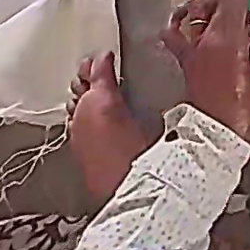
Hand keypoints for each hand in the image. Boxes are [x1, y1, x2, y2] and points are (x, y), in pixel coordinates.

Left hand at [68, 51, 152, 203]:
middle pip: (81, 85)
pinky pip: (75, 122)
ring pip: (75, 104)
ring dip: (83, 95)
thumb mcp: (157, 125)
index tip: (107, 55)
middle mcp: (84, 114)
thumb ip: (162, 108)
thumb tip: (174, 102)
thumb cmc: (141, 158)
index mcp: (103, 101)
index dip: (104, 60)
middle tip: (94, 66)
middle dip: (87, 74)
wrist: (123, 194)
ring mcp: (77, 132)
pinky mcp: (76, 149)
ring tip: (90, 88)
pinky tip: (89, 117)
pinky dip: (81, 114)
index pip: (100, 71)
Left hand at [161, 0, 249, 142]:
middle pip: (219, 5)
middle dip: (235, 4)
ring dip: (210, 8)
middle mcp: (208, 39)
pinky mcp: (186, 60)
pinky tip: (185, 20)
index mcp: (229, 41)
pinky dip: (178, 24)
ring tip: (223, 12)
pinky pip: (175, 35)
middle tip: (249, 12)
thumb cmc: (241, 112)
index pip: (238, 4)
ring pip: (198, 13)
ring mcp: (194, 49)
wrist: (214, 137)